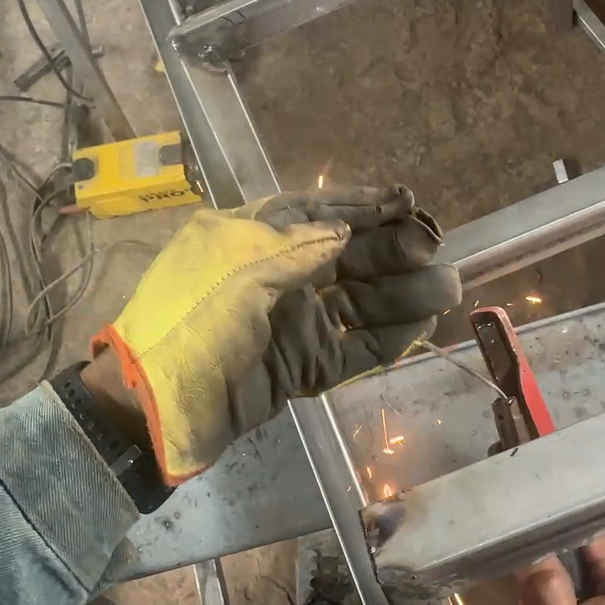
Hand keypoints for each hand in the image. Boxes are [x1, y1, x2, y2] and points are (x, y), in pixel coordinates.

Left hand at [92, 185, 458, 482]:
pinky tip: (423, 324)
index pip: (313, 211)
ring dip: (401, 293)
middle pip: (344, 256)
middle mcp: (275, 275)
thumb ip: (298, 245)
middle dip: (390, 247)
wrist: (156, 405)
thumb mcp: (240, 266)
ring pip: (356, 302)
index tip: (404, 199)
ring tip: (448, 284)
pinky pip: (353, 348)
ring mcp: (290, 323)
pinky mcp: (301, 366)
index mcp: (250, 238)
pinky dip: (387, 337)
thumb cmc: (192, 321)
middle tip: (433, 243)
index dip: (360, 204)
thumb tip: (347, 230)